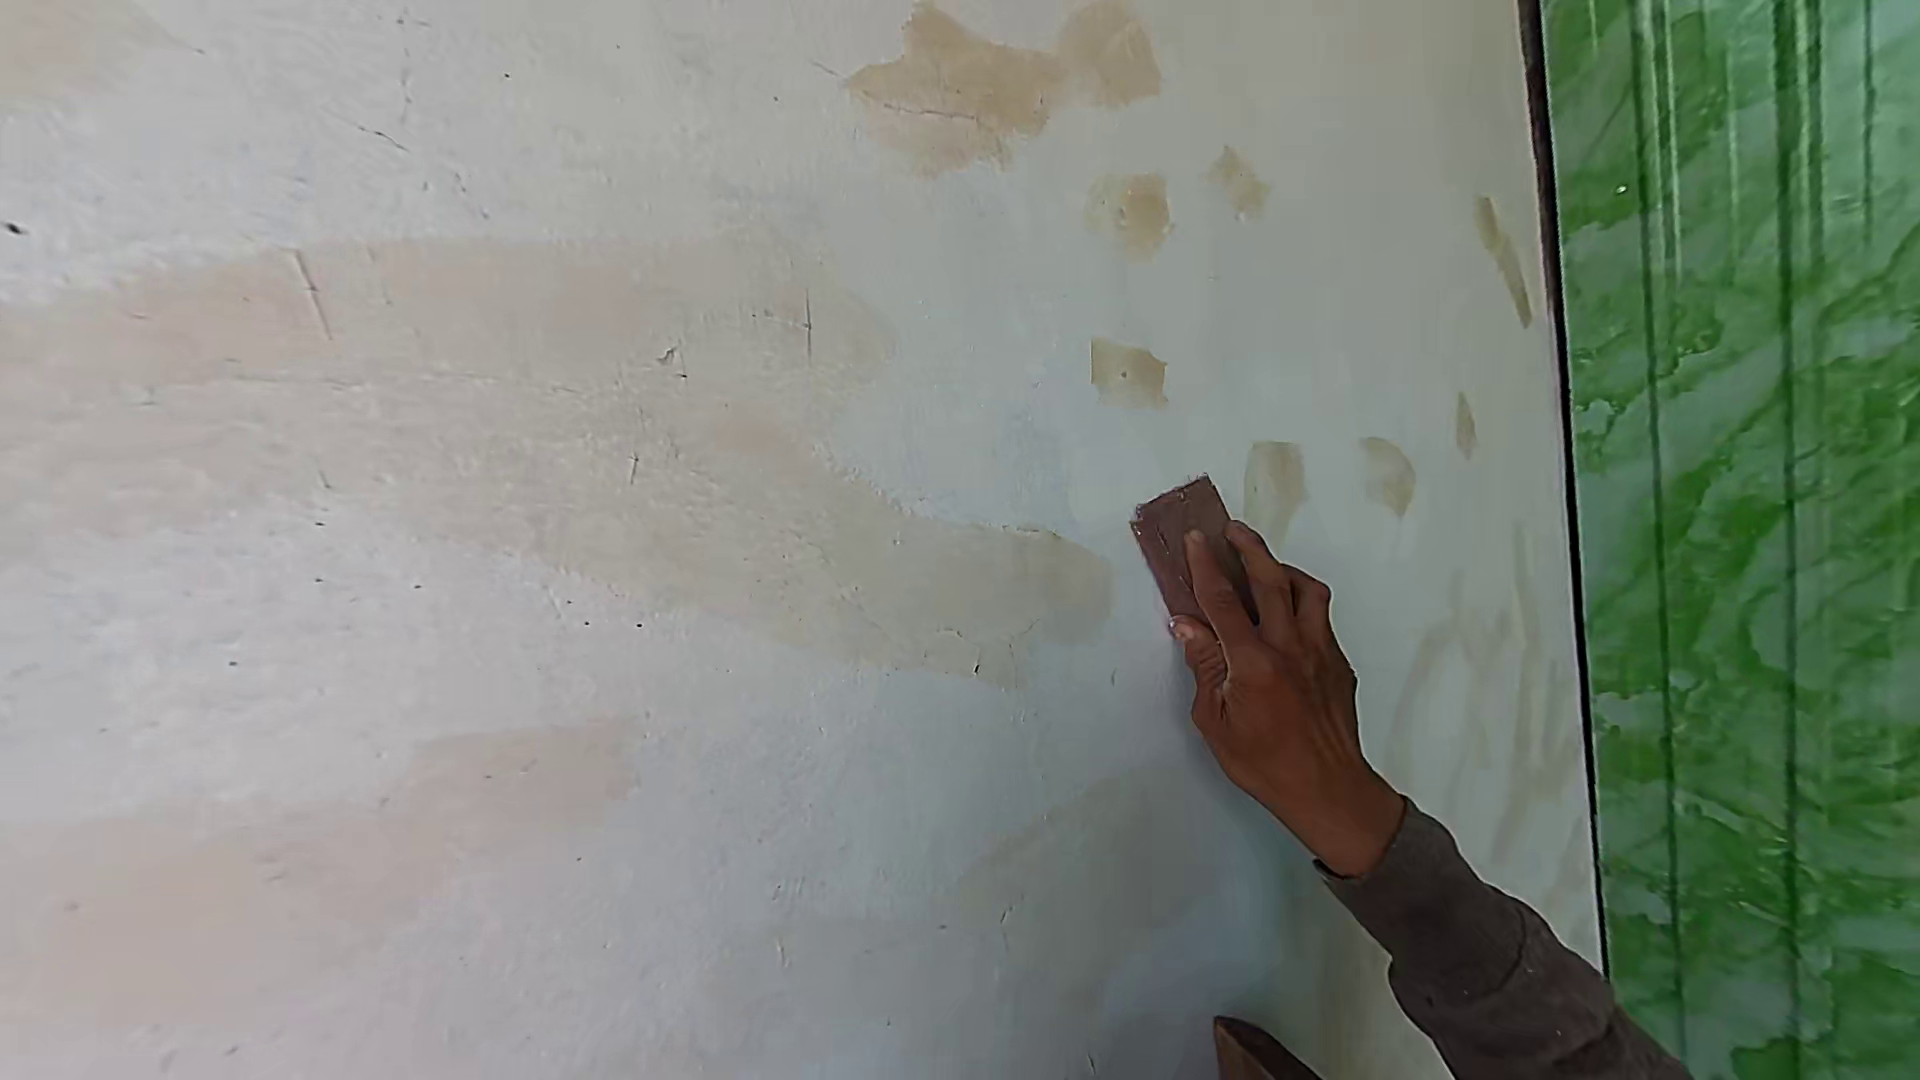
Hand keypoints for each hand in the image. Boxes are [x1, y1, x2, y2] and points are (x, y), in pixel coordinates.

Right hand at [1172, 523, 1405, 877]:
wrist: (1329, 792)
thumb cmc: (1262, 762)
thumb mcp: (1215, 721)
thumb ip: (1203, 667)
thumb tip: (1187, 626)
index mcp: (1253, 661)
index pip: (1223, 600)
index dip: (1206, 565)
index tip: (1197, 539)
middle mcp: (1290, 646)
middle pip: (1271, 580)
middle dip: (1249, 548)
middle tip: (1233, 530)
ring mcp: (1321, 652)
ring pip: (1307, 591)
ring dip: (1282, 569)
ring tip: (1264, 565)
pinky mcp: (1340, 663)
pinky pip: (1320, 617)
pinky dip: (1301, 600)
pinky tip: (1285, 614)